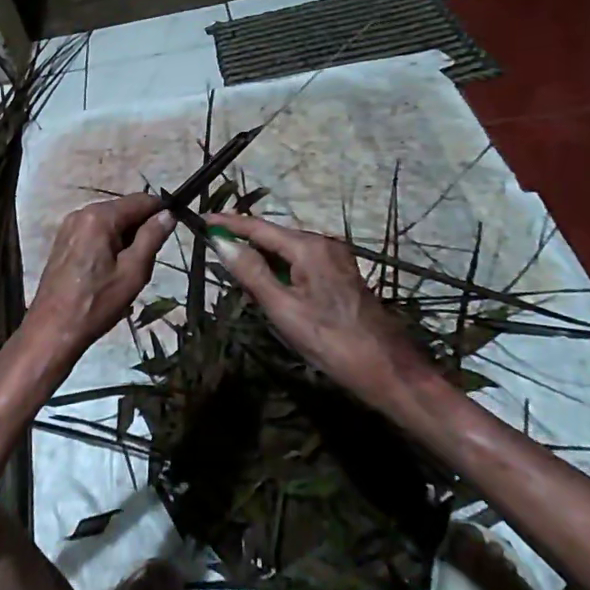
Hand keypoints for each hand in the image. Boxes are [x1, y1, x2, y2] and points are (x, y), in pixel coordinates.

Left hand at [30, 194, 176, 345]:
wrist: (53, 329)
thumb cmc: (97, 302)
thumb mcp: (133, 272)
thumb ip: (152, 237)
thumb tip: (168, 214)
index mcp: (99, 217)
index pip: (140, 200)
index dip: (161, 211)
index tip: (172, 230)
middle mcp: (81, 213)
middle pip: (124, 210)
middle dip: (141, 229)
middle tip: (146, 262)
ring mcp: (69, 226)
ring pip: (110, 222)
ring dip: (126, 239)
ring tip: (127, 271)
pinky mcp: (63, 241)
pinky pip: (95, 232)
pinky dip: (109, 244)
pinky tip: (109, 271)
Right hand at [203, 213, 419, 397]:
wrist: (387, 369)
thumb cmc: (331, 340)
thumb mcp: (283, 308)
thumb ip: (251, 273)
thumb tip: (221, 242)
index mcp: (309, 247)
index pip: (259, 227)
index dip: (229, 223)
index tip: (202, 220)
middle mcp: (324, 244)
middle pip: (274, 235)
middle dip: (244, 240)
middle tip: (213, 247)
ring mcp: (335, 260)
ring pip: (287, 250)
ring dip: (261, 256)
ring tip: (234, 266)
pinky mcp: (340, 276)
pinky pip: (301, 263)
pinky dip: (280, 268)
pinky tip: (267, 283)